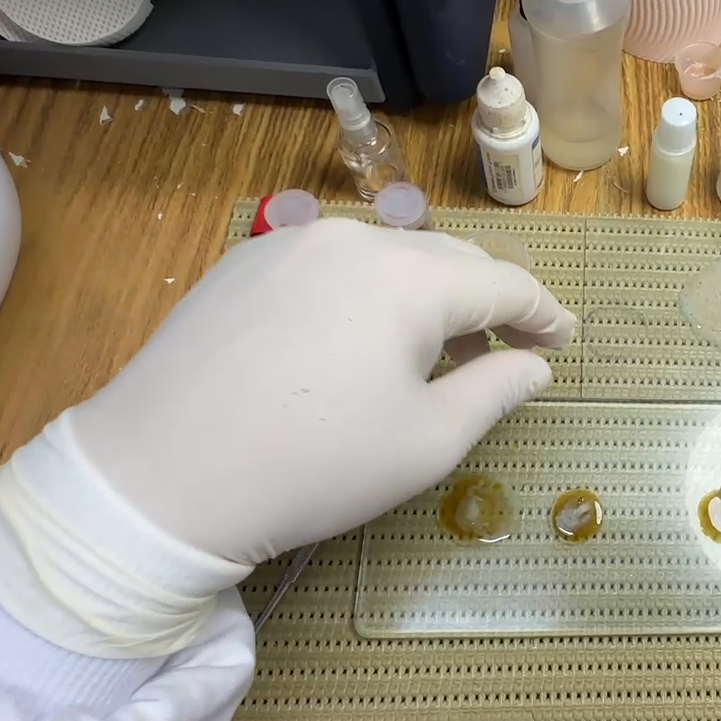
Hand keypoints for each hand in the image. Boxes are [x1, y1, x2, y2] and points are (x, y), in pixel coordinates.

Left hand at [0, 219, 575, 654]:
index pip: (504, 282)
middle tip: (509, 349)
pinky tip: (364, 338)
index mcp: (408, 279)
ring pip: (393, 257)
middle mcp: (354, 239)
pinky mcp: (247, 260)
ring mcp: (292, 242)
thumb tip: (535, 364)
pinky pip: (337, 263)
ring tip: (439, 351)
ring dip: (432, 297)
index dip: (544, 311)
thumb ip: (497, 390)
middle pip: (451, 261)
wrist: (155, 481)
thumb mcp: (429, 442)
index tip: (565, 338)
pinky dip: (374, 292)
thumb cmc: (313, 467)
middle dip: (490, 303)